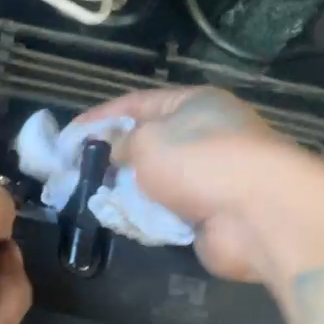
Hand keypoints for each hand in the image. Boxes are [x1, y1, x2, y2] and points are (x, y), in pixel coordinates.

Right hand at [73, 87, 311, 281]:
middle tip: (72, 172)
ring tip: (90, 198)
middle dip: (108, 158)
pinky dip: (141, 216)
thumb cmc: (200, 161)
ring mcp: (207, 176)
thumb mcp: (147, 140)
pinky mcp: (206, 213)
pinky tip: (119, 220)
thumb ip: (119, 142)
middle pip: (143, 144)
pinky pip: (162, 212)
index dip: (98, 118)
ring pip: (151, 181)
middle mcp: (202, 135)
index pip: (135, 103)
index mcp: (193, 104)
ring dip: (123, 191)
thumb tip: (107, 149)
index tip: (66, 137)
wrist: (258, 213)